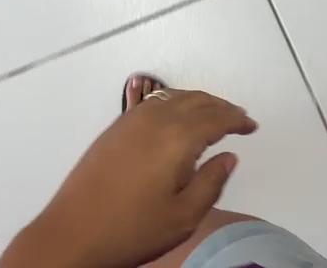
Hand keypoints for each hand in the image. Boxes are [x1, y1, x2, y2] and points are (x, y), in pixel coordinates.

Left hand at [0, 90, 257, 267]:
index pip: (214, 116)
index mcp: (176, 137)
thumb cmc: (133, 229)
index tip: (251, 125)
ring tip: (214, 115)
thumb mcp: (183, 216)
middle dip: (220, 106)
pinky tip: (180, 118)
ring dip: (199, 101)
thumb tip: (229, 156)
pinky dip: (176, 102)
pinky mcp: (117, 125)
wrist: (75, 230)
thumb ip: (211, 182)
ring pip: (174, 96)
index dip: (236, 118)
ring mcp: (132, 118)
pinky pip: (155, 101)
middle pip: (196, 99)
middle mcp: (155, 117)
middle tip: (239, 118)